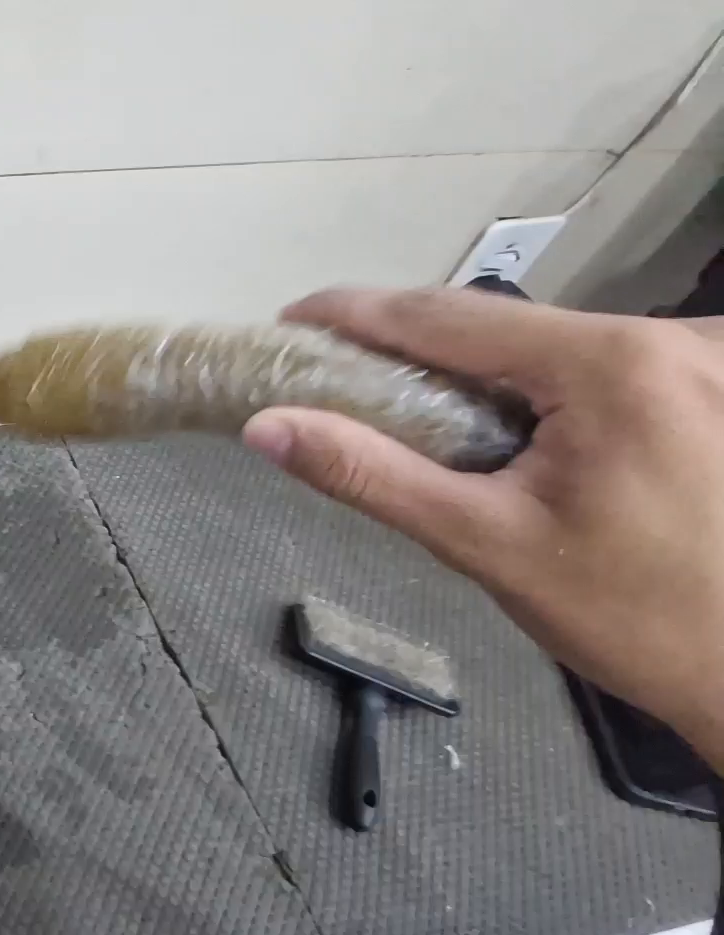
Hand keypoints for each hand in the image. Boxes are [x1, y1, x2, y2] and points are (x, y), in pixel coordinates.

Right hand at [243, 287, 723, 768]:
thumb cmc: (634, 613)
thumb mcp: (481, 542)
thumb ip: (368, 475)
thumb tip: (265, 427)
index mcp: (612, 365)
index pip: (445, 315)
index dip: (352, 313)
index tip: (285, 322)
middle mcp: (675, 337)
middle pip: (495, 326)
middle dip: (401, 350)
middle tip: (325, 384)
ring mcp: (707, 358)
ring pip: (540, 347)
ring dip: (460, 374)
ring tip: (400, 421)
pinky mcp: (718, 386)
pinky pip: (587, 368)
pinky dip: (520, 391)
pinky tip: (497, 437)